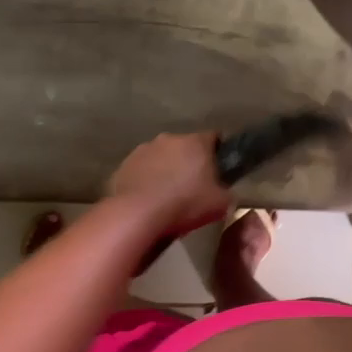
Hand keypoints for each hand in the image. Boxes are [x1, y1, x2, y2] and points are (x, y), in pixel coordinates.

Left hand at [106, 132, 230, 233]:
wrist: (137, 214)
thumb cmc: (185, 205)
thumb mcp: (220, 204)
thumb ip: (227, 192)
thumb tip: (225, 191)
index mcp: (196, 142)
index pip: (214, 137)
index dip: (219, 153)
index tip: (220, 169)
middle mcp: (169, 138)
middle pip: (185, 146)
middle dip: (190, 161)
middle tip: (193, 186)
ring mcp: (144, 149)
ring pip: (161, 156)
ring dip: (166, 169)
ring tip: (167, 195)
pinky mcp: (125, 164)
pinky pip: (142, 168)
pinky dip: (146, 178)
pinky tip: (148, 198)